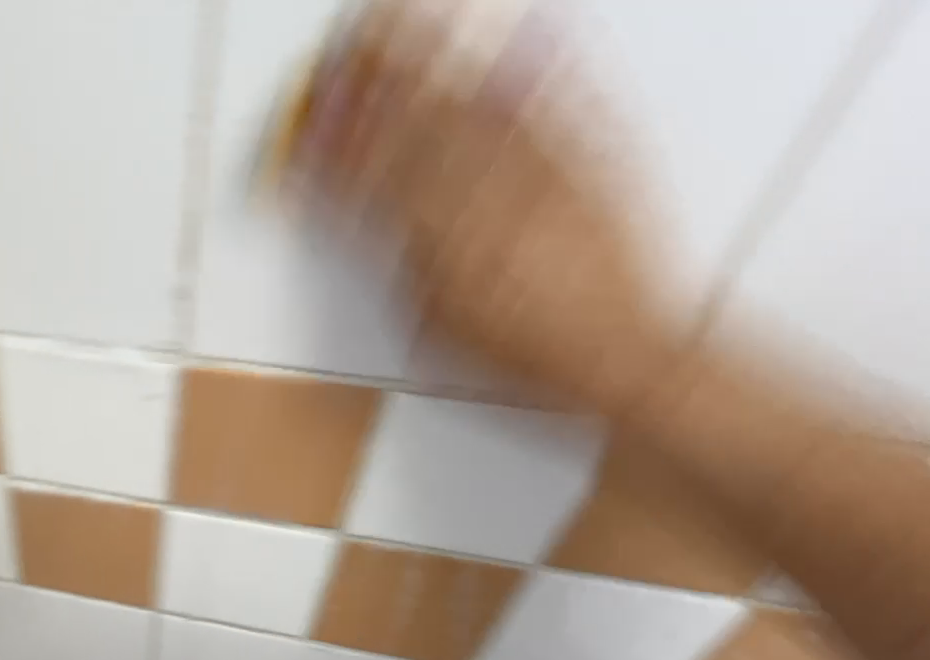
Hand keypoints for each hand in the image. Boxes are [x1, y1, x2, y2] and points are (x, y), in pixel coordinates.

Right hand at [287, 3, 676, 414]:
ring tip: (403, 21)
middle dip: (372, 85)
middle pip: (416, 126)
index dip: (333, 150)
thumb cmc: (529, 356)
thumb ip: (407, 265)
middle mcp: (490, 192)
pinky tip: (513, 32)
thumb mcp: (437, 324)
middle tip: (343, 50)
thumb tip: (385, 227)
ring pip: (475, 102)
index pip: (371, 179)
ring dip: (432, 58)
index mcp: (441, 238)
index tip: (306, 128)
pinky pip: (558, 100)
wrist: (622, 356)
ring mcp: (544, 169)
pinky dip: (528, 63)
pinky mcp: (592, 161)